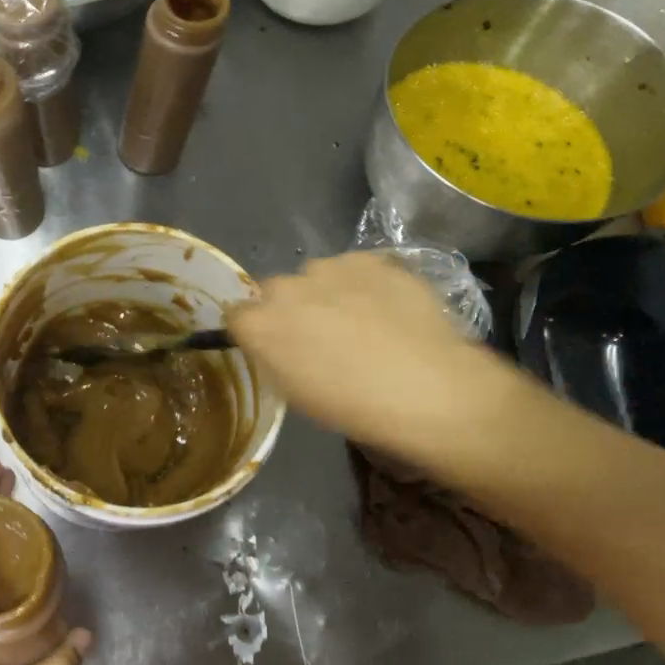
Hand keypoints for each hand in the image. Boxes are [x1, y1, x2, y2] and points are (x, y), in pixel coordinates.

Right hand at [228, 252, 513, 455]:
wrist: (429, 387)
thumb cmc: (353, 405)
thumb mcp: (294, 392)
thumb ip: (272, 357)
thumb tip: (272, 342)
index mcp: (259, 324)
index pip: (236, 315)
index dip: (254, 330)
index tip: (272, 346)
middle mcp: (285, 288)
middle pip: (274, 291)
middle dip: (289, 309)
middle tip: (318, 336)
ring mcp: (328, 268)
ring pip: (315, 277)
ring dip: (325, 293)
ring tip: (359, 321)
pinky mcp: (369, 259)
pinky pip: (353, 268)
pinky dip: (361, 283)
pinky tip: (385, 308)